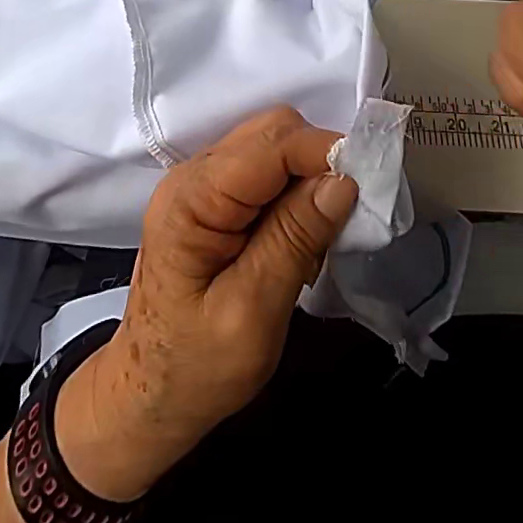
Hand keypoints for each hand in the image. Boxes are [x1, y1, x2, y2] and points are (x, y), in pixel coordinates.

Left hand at [55, 107, 357, 500]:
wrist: (150, 389)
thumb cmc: (195, 365)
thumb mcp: (252, 311)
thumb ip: (293, 240)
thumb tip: (342, 180)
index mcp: (191, 199)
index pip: (268, 144)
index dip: (324, 152)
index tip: (373, 183)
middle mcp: (190, 177)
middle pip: (269, 134)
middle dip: (319, 161)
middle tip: (351, 217)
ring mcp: (198, 187)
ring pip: (269, 148)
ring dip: (308, 178)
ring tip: (324, 235)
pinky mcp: (210, 203)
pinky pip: (262, 174)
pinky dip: (293, 193)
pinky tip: (301, 237)